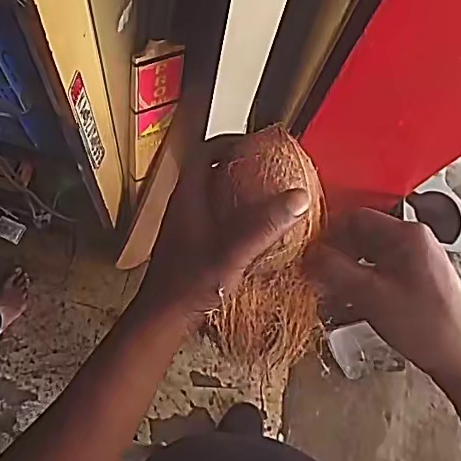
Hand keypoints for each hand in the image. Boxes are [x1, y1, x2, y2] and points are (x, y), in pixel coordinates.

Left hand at [133, 135, 311, 323]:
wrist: (163, 318)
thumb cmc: (187, 286)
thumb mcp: (233, 253)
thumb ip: (265, 226)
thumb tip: (296, 199)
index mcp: (188, 199)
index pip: (205, 152)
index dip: (230, 141)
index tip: (255, 144)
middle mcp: (183, 208)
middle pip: (210, 171)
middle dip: (238, 166)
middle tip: (265, 169)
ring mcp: (185, 226)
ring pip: (211, 195)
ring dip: (236, 191)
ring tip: (264, 196)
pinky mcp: (189, 244)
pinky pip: (213, 217)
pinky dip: (233, 215)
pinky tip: (252, 232)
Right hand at [305, 208, 460, 386]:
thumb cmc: (429, 326)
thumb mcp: (371, 296)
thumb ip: (335, 271)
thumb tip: (309, 256)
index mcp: (407, 235)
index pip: (356, 217)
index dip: (328, 233)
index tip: (309, 251)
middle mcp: (414, 242)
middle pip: (362, 236)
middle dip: (335, 255)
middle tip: (314, 274)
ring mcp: (417, 262)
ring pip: (369, 257)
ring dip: (346, 272)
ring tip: (329, 292)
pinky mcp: (417, 283)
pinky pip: (380, 273)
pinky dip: (361, 284)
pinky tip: (350, 303)